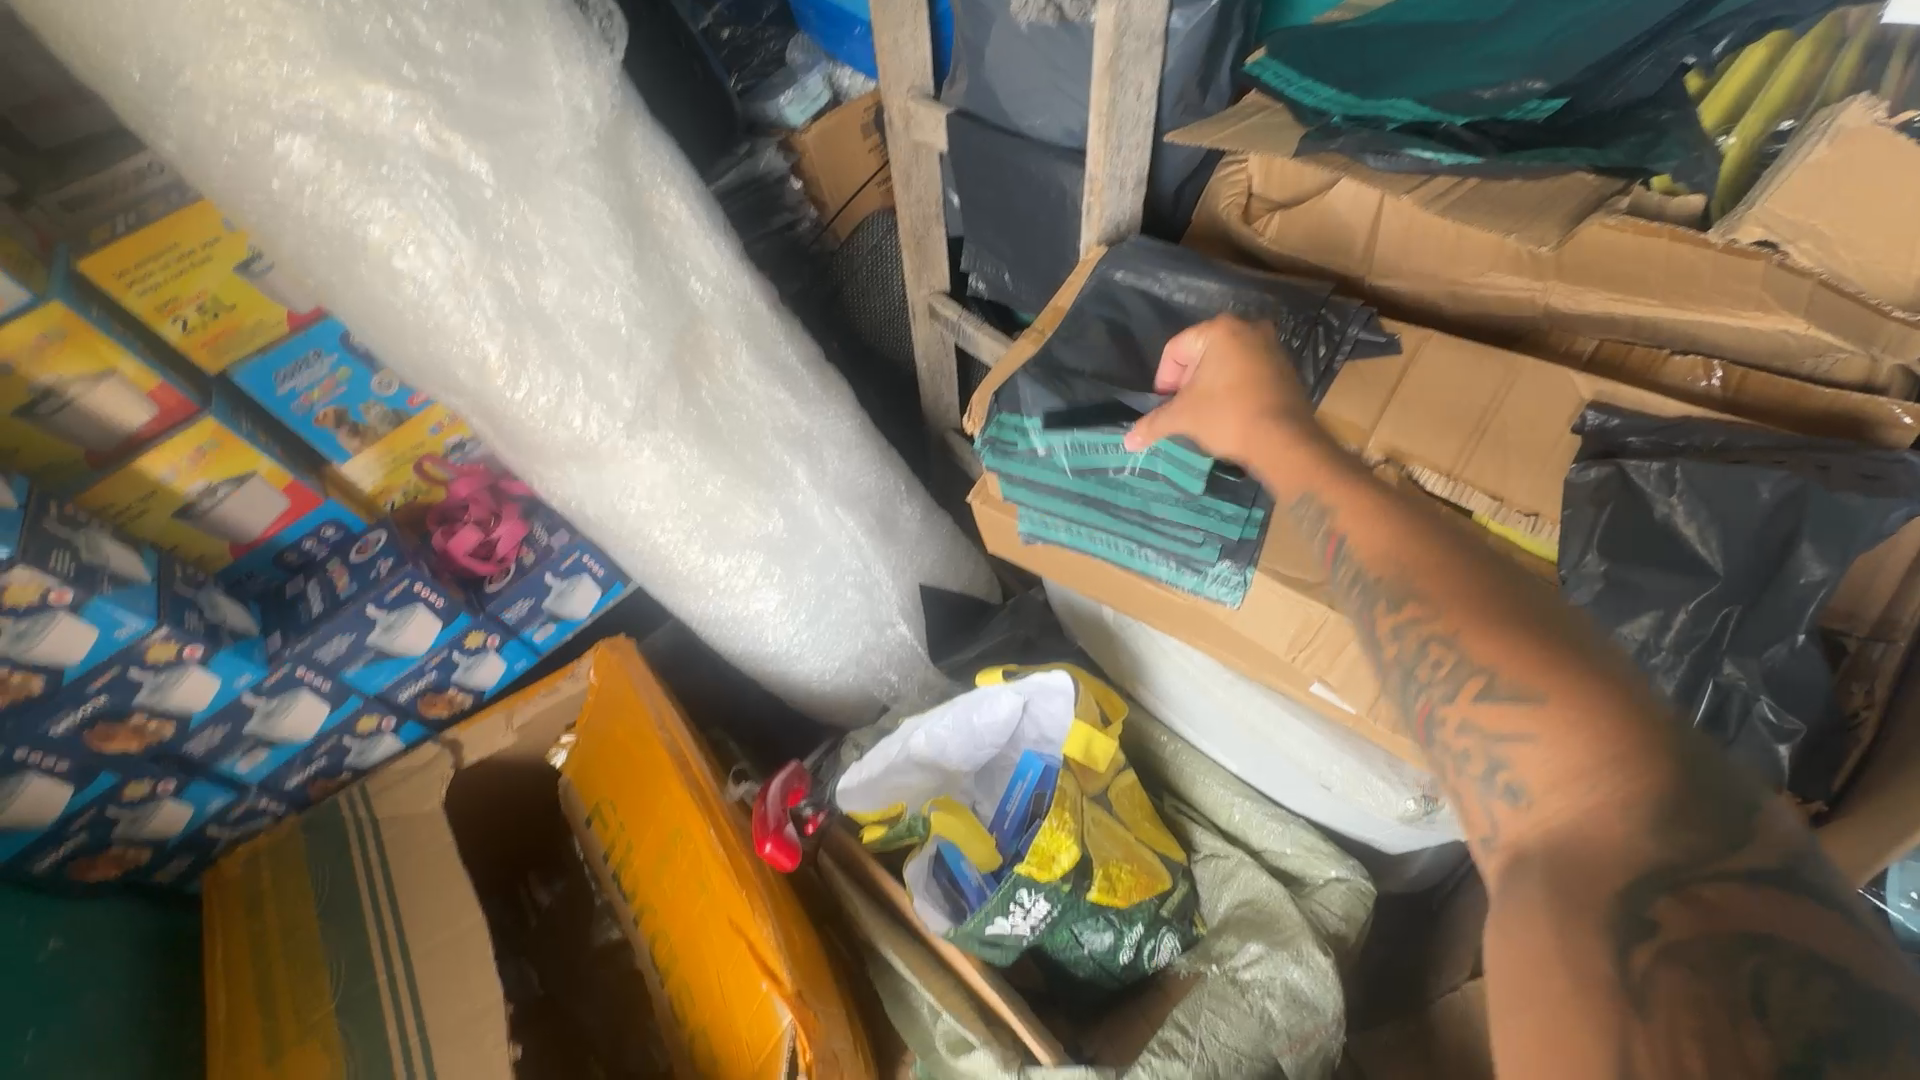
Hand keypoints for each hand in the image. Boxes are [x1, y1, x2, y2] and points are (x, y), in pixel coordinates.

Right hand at [1123, 315, 1325, 464]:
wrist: (1284, 441)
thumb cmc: (1227, 417)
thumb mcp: (1182, 418)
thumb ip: (1152, 424)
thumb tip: (1127, 441)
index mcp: (1219, 330)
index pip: (1175, 350)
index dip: (1164, 381)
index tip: (1166, 407)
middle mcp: (1247, 328)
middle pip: (1200, 355)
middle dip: (1187, 383)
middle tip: (1184, 410)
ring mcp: (1270, 346)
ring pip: (1224, 364)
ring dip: (1210, 386)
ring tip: (1205, 414)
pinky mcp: (1285, 367)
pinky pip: (1247, 372)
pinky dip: (1233, 389)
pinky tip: (1230, 414)